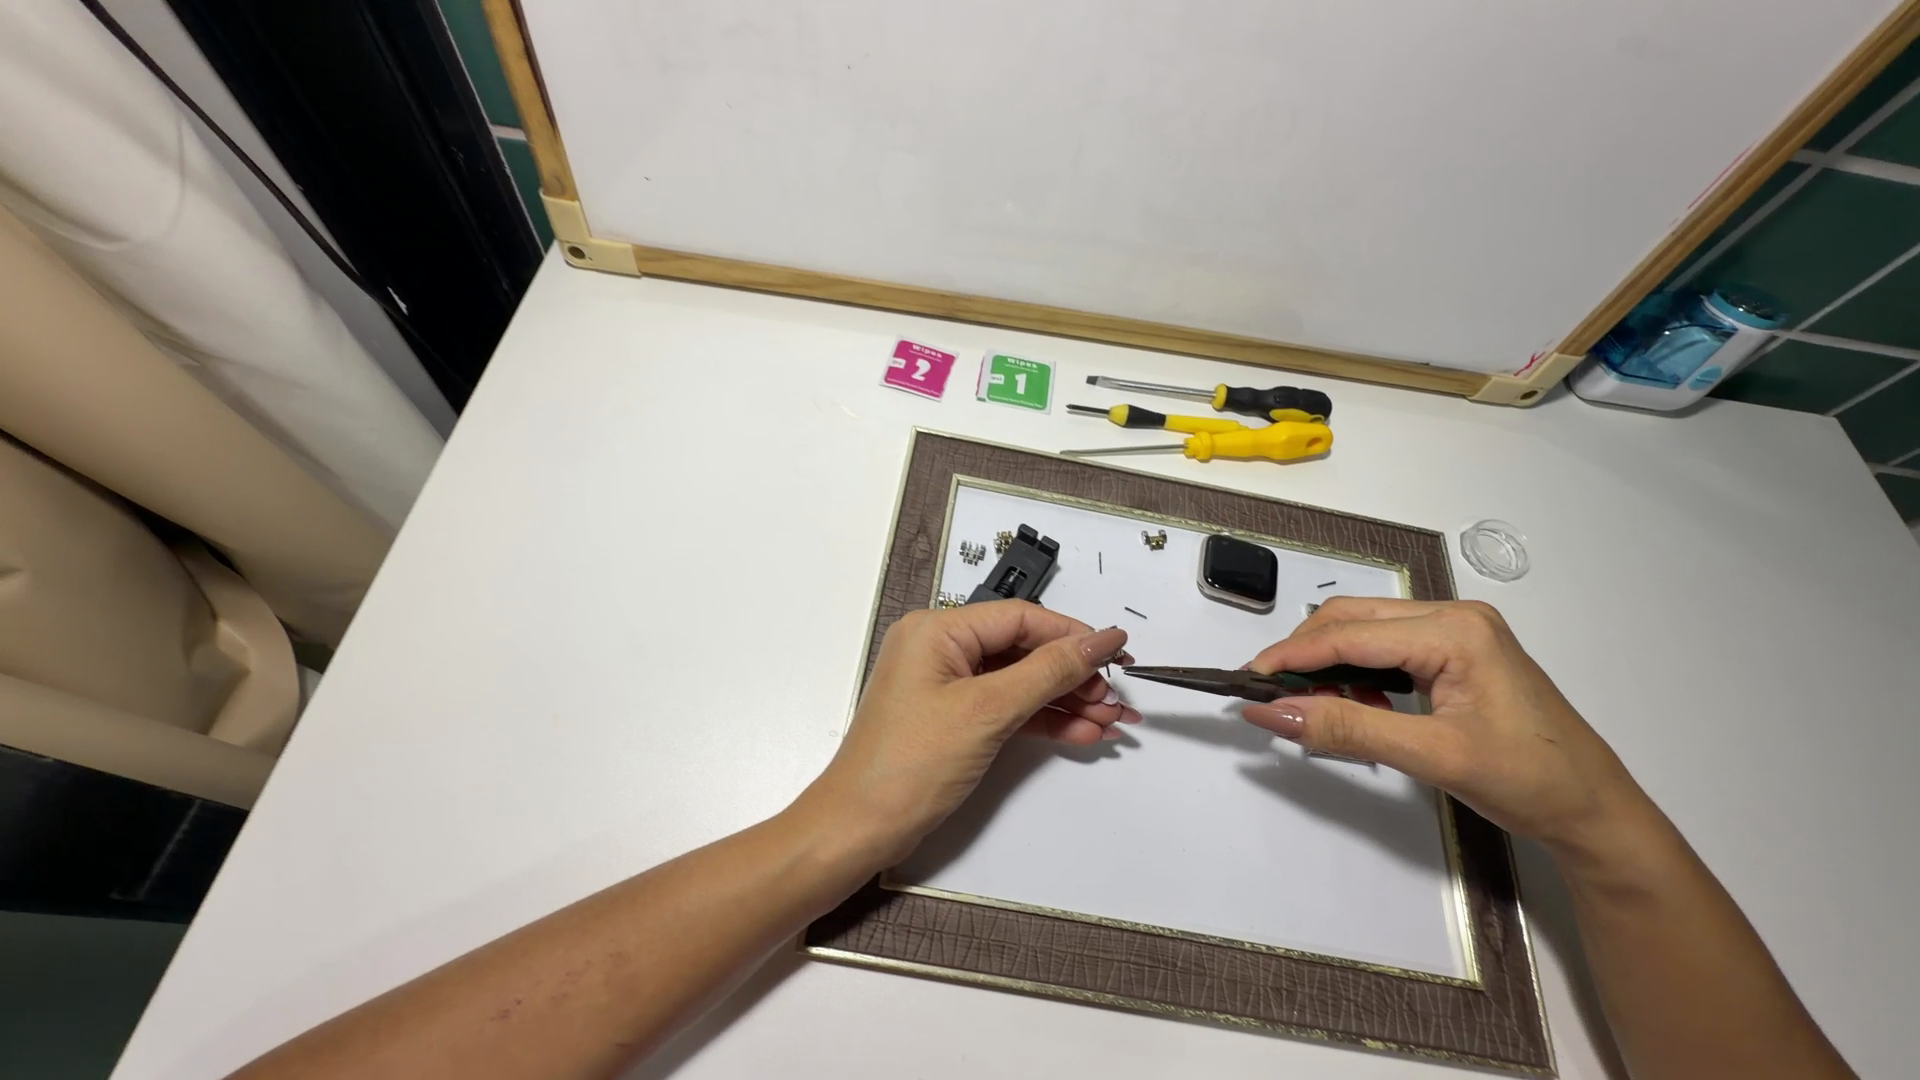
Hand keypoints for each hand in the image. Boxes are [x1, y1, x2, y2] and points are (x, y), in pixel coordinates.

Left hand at [801, 601, 1137, 865]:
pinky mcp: (955, 719)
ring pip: (1020, 682)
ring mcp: (947, 686)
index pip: (1020, 618)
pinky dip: (1043, 720)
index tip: (1118, 651)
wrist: (861, 829)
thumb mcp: (987, 711)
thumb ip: (1048, 672)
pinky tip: (1080, 732)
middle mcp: (940, 650)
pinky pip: (1008, 708)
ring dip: (1065, 701)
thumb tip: (1099, 642)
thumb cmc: (907, 766)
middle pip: (1023, 649)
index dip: (1073, 634)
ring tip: (1109, 720)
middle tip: (1115, 697)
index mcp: (936, 630)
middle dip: (1073, 674)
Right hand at [1241, 598, 1648, 852]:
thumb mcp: (1432, 756)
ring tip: (1320, 707)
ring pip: (1364, 631)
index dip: (1292, 655)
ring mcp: (1457, 631)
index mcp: (1455, 630)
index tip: (1246, 679)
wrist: (1597, 813)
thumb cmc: (1529, 781)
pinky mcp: (1456, 651)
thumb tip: (1270, 713)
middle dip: (1306, 653)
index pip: (1349, 634)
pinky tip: (1361, 705)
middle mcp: (1454, 616)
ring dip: (1330, 664)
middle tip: (1273, 695)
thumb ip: (1346, 727)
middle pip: (1352, 619)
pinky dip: (1357, 672)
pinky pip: (1385, 647)